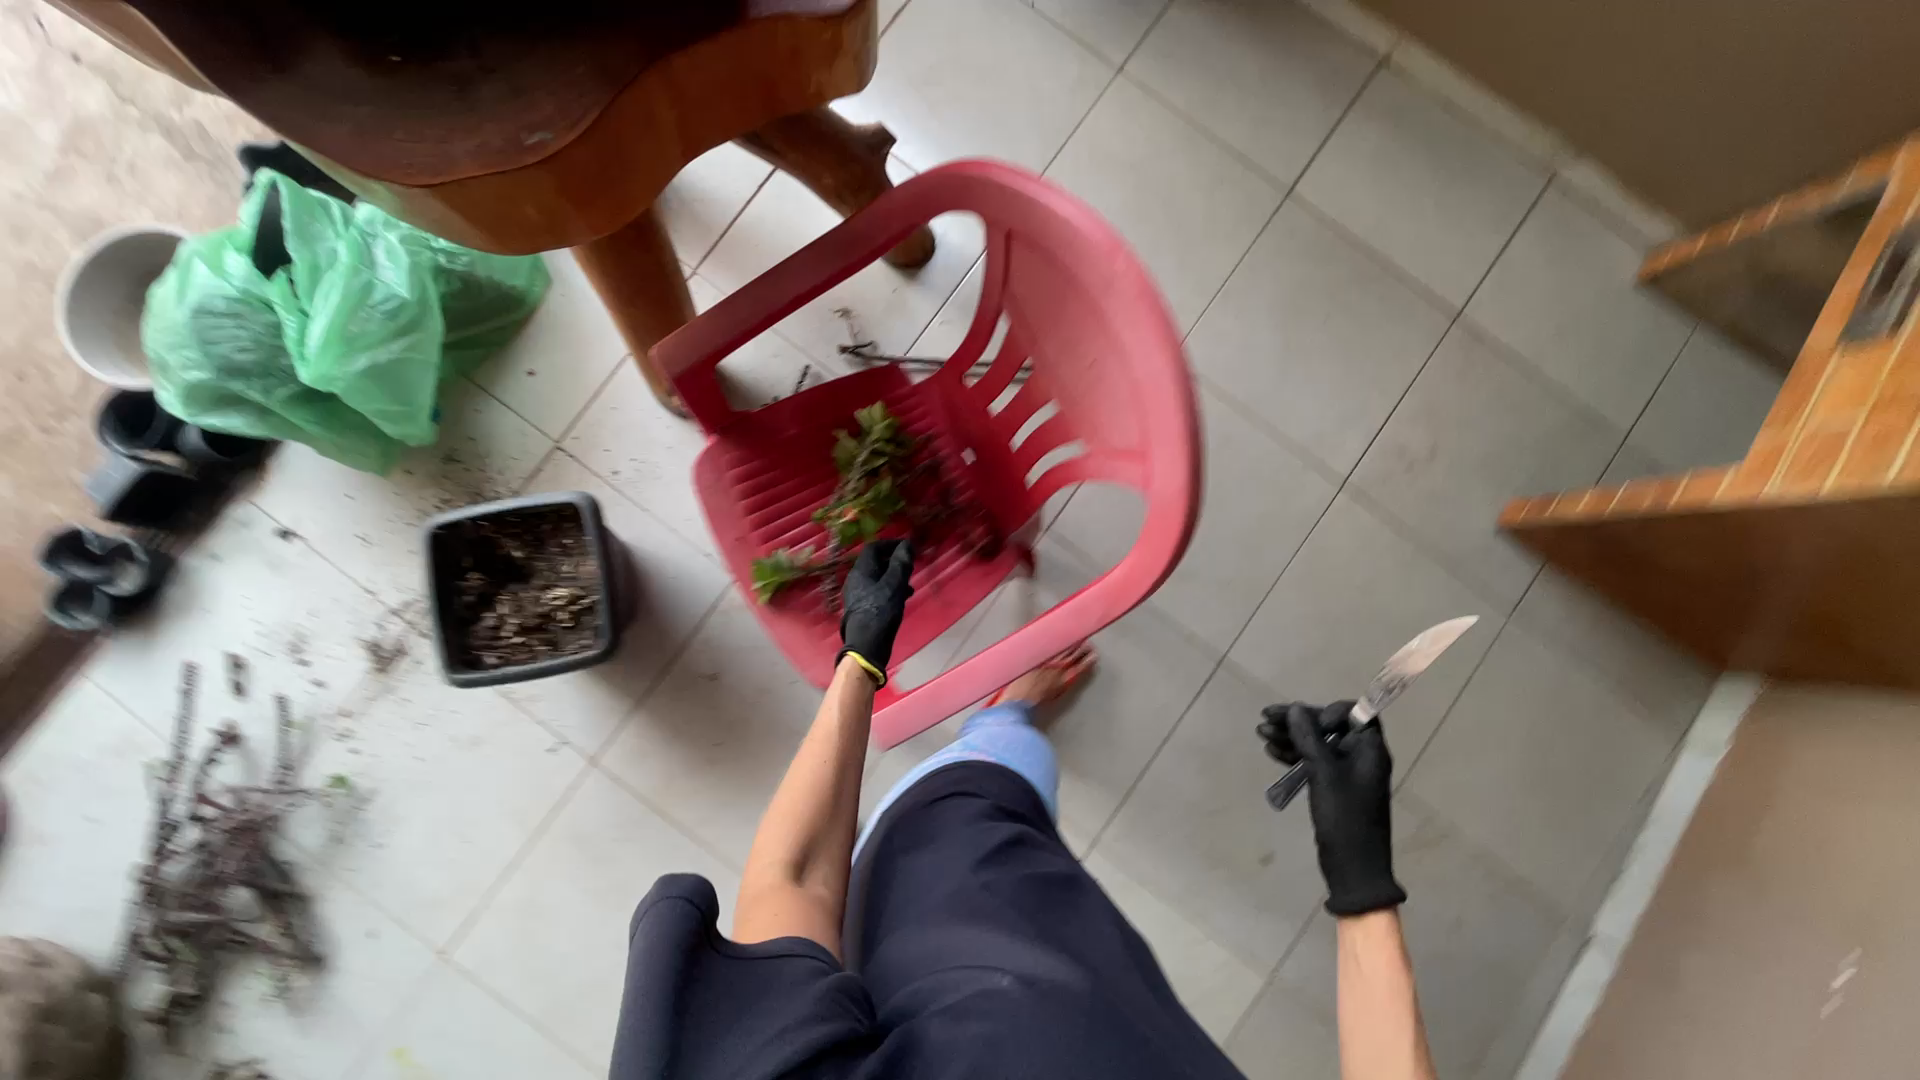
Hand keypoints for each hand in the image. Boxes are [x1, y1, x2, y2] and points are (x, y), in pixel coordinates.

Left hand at [838, 539, 914, 684]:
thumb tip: (907, 544)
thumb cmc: (881, 612)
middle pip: (875, 562)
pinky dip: (890, 589)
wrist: (866, 645)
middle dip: (894, 561)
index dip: (891, 543)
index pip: (873, 547)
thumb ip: (901, 563)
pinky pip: (877, 591)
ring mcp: (858, 594)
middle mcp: (856, 579)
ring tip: (910, 583)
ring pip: (878, 577)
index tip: (907, 547)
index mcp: (861, 571)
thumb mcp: (894, 585)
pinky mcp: (863, 607)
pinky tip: (903, 598)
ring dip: (894, 576)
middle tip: (911, 565)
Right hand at [1260, 702, 1405, 916]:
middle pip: (1329, 726)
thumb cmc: (1344, 817)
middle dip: (1298, 721)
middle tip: (1266, 718)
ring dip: (1291, 736)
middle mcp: (1361, 756)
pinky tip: (1271, 751)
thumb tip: (1296, 708)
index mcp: (1369, 749)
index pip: (1355, 713)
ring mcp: (1347, 772)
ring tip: (1261, 733)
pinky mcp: (1334, 786)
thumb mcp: (1323, 773)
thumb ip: (1309, 738)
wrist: (1353, 867)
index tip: (1307, 721)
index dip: (1329, 712)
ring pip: (1318, 743)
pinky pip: (1314, 761)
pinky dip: (1294, 754)